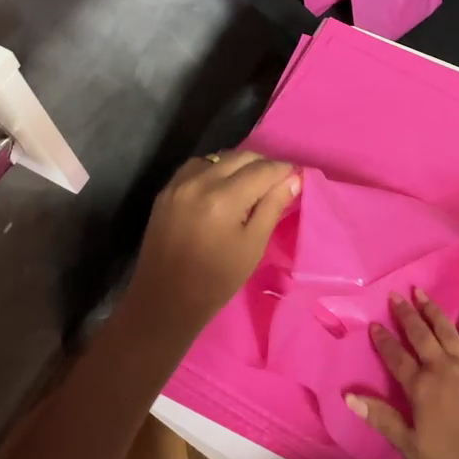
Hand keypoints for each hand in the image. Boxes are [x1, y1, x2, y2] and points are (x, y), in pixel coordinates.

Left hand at [125, 149, 301, 329]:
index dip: (283, 170)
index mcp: (224, 199)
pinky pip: (197, 166)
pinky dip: (214, 170)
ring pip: (218, 157)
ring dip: (237, 165)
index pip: (262, 169)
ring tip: (247, 187)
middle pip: (241, 156)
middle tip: (275, 183)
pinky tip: (220, 188)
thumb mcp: (252, 247)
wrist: (164, 301)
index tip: (295, 177)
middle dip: (262, 165)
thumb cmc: (215, 281)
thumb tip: (293, 179)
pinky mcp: (166, 190)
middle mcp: (200, 182)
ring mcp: (179, 184)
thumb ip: (272, 207)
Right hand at [345, 290, 458, 458]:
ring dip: (434, 311)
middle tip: (396, 295)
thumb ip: (382, 418)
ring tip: (423, 294)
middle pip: (421, 335)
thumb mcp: (410, 446)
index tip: (374, 323)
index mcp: (421, 387)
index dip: (384, 340)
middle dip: (407, 314)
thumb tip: (350, 396)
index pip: (397, 357)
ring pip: (449, 332)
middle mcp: (443, 368)